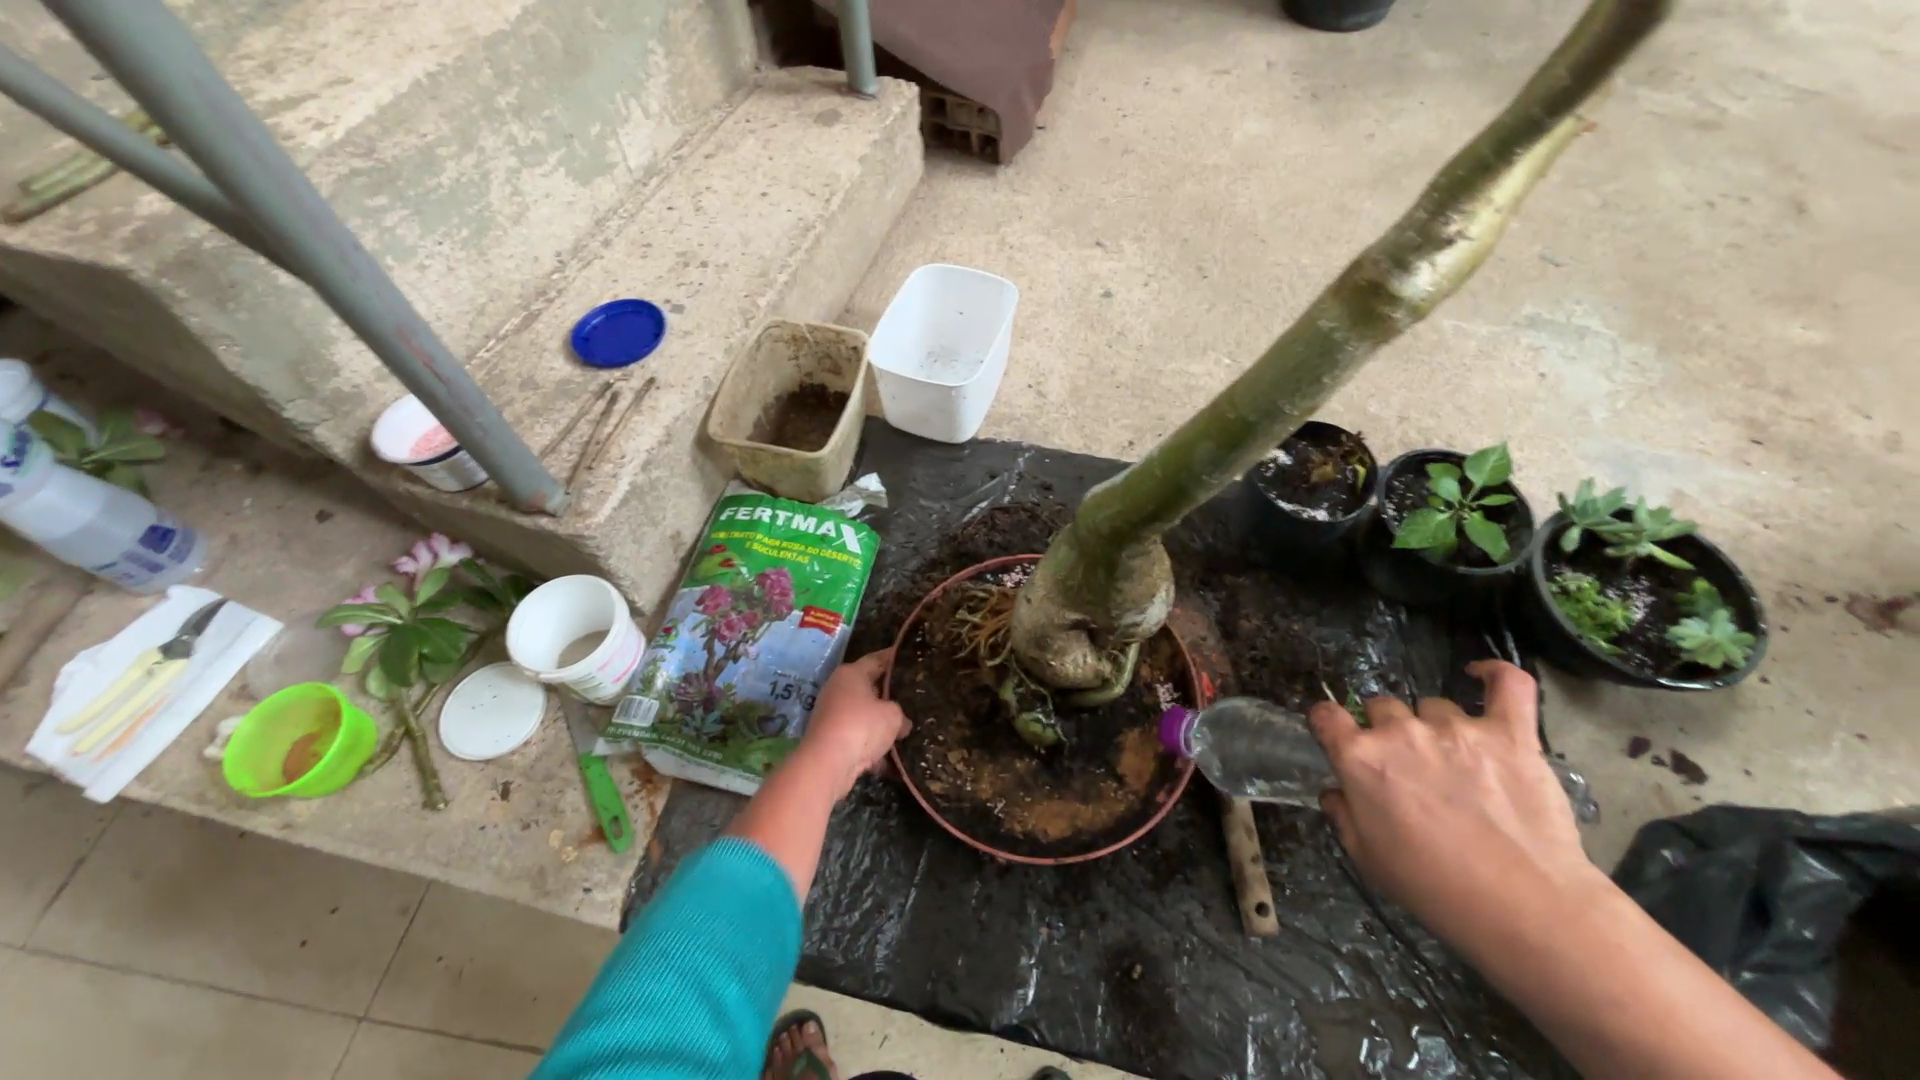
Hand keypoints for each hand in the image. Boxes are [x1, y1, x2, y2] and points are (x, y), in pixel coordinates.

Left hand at [800, 649, 910, 794]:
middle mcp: (837, 689)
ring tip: (902, 732)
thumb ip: (900, 715)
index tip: (906, 657)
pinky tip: (885, 759)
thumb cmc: (862, 726)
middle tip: (909, 698)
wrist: (828, 762)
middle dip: (887, 696)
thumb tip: (902, 724)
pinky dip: (868, 746)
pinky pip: (855, 737)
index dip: (892, 658)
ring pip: (862, 716)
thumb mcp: (893, 716)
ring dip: (878, 725)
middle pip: (867, 688)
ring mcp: (830, 714)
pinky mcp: (828, 738)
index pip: (875, 660)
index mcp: (850, 673)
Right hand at [1309, 660, 1601, 950]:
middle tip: (1405, 767)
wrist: (1520, 904)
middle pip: (1381, 707)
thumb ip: (1343, 816)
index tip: (1336, 737)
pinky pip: (1506, 685)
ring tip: (1454, 761)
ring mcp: (1457, 727)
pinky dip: (1495, 674)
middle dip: (1385, 730)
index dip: (1328, 725)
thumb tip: (1337, 791)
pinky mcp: (1510, 733)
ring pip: (1433, 706)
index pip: (1326, 716)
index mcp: (1360, 758)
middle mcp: (1401, 732)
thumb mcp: (1366, 858)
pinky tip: (1481, 674)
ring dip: (1433, 726)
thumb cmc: (1431, 886)